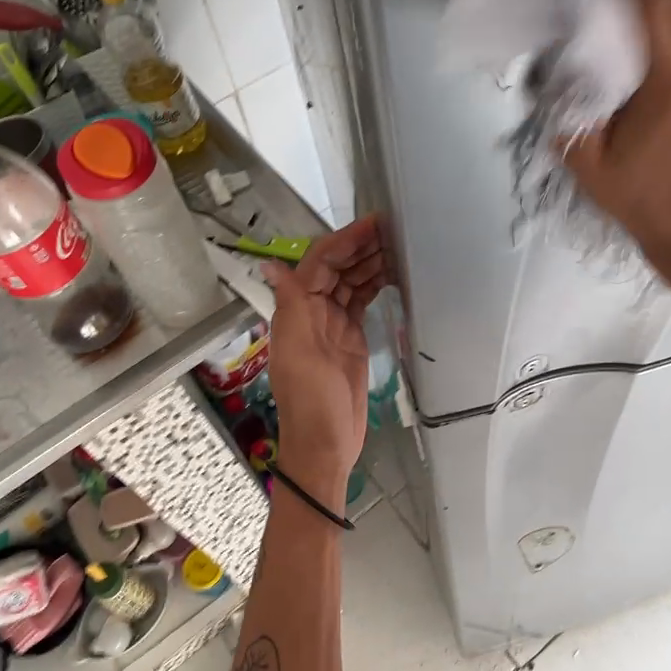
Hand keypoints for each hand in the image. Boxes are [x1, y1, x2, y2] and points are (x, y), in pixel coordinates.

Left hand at [264, 214, 391, 505]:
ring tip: (400, 244)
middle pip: (336, 267)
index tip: (372, 225)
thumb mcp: (299, 355)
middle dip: (361, 245)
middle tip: (395, 228)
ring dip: (371, 261)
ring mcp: (333, 323)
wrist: (327, 446)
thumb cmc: (311, 404)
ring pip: (351, 280)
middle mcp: (312, 311)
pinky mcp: (352, 336)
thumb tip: (269, 264)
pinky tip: (394, 272)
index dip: (343, 241)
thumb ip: (290, 307)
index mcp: (296, 311)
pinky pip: (362, 299)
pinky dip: (376, 283)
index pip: (318, 263)